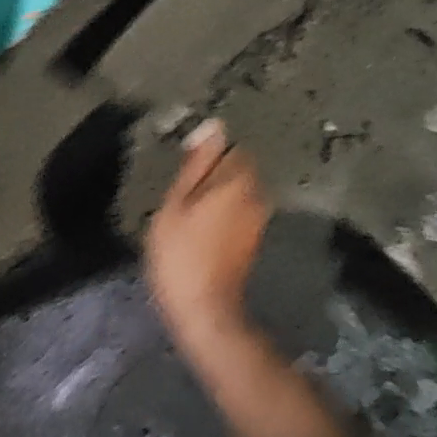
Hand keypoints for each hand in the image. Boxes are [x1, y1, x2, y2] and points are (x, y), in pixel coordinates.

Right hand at [144, 120, 272, 335]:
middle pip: (238, 171)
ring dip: (219, 198)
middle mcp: (258, 196)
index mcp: (240, 181)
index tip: (186, 176)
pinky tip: (203, 235)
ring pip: (239, 193)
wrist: (204, 309)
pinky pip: (240, 214)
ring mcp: (260, 219)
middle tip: (184, 199)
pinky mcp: (255, 240)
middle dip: (216, 177)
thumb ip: (197, 164)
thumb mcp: (176, 203)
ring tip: (191, 218)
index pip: (233, 148)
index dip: (208, 157)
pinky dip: (224, 217)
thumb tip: (214, 127)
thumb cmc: (181, 254)